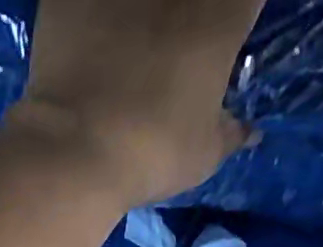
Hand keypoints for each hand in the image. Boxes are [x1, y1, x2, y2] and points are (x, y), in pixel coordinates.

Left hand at [7, 0, 266, 205]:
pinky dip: (87, 18)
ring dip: (136, 19)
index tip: (219, 44)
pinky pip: (83, 2)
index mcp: (223, 12)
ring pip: (136, 1)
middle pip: (188, 0)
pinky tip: (85, 44)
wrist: (74, 153)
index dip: (233, 19)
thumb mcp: (203, 154)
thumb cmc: (152, 153)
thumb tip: (247, 131)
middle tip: (168, 53)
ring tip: (126, 48)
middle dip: (183, 20)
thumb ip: (229, 133)